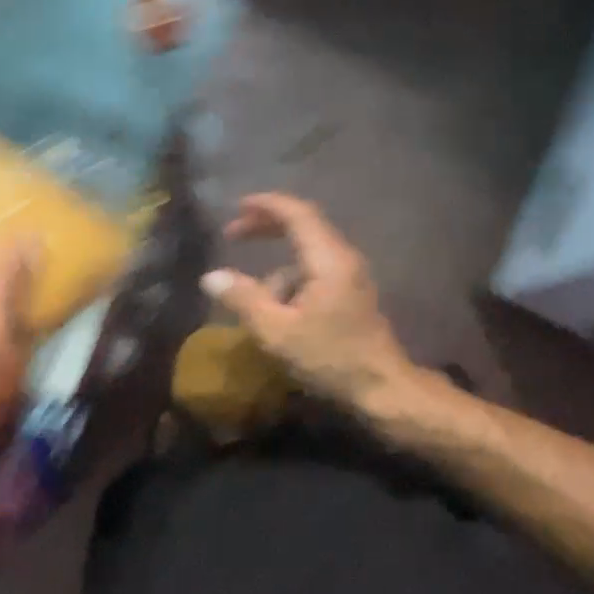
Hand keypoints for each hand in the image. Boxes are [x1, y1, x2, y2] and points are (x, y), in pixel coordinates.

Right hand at [201, 193, 412, 406]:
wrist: (382, 388)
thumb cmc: (330, 358)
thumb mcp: (277, 332)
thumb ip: (244, 299)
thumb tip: (211, 276)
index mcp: (328, 260)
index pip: (297, 213)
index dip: (265, 205)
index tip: (236, 207)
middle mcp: (344, 258)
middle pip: (303, 227)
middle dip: (267, 228)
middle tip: (234, 234)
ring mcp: (351, 276)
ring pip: (306, 258)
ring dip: (277, 274)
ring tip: (258, 308)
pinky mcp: (352, 294)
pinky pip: (315, 274)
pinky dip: (292, 284)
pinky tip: (279, 317)